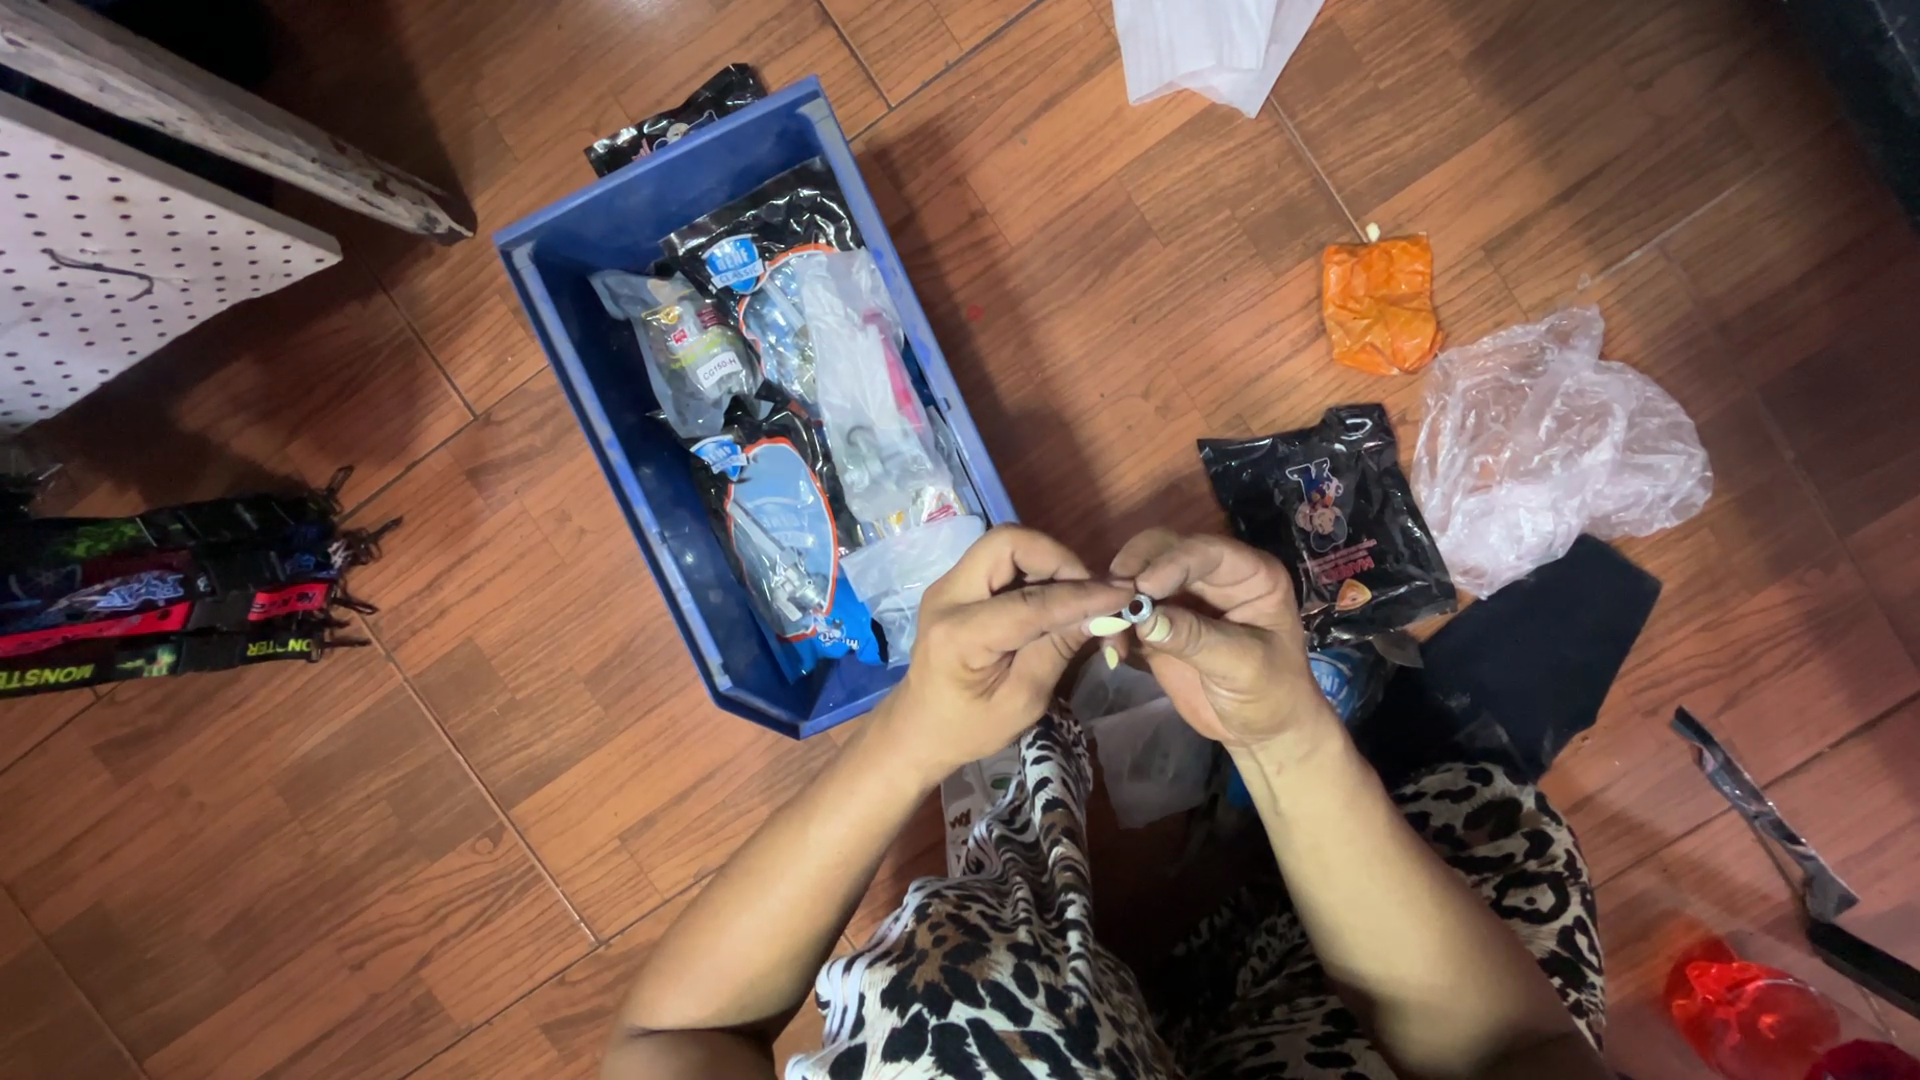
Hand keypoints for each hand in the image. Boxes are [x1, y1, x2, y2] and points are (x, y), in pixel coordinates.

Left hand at [873, 525, 1132, 781]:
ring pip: (1005, 543)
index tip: (1123, 595)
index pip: (1030, 601)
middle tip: (1089, 591)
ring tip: (1076, 595)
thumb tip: (1105, 612)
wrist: (917, 728)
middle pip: (1008, 542)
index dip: (1081, 595)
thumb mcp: (1022, 702)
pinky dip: (1034, 569)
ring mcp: (948, 585)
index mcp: (959, 636)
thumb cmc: (968, 728)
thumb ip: (1057, 650)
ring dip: (1047, 561)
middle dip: (1057, 558)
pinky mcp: (957, 584)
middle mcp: (947, 596)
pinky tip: (1055, 598)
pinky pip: (1001, 559)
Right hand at [1110, 529, 1336, 749]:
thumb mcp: (1244, 666)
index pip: (1205, 552)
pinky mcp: (1157, 622)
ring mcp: (1181, 596)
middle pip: (1162, 550)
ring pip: (1137, 575)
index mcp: (1248, 575)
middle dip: (1134, 569)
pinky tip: (1112, 648)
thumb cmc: (1272, 695)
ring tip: (1106, 628)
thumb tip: (1145, 620)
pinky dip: (1113, 623)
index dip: (1172, 562)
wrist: (1261, 731)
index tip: (1144, 586)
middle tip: (1112, 598)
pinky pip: (1127, 611)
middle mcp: (1211, 575)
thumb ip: (1196, 639)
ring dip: (1117, 597)